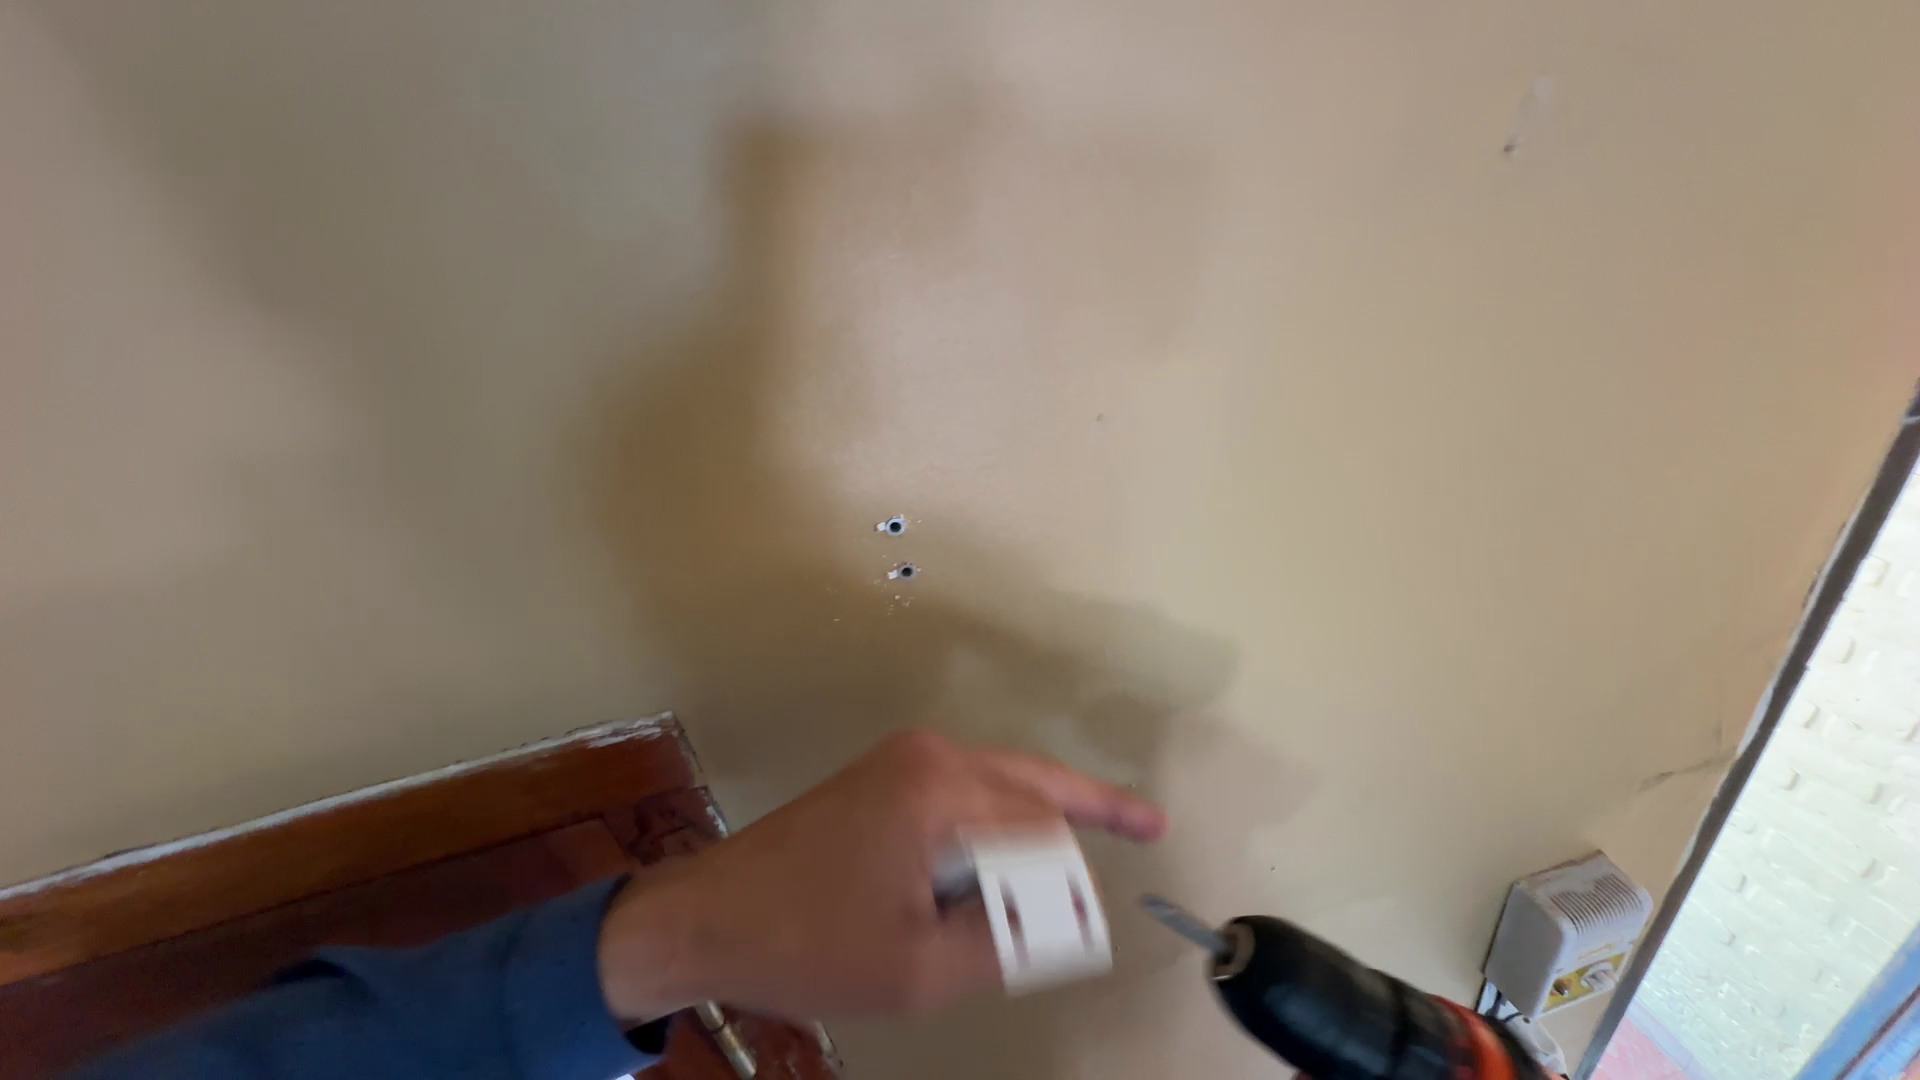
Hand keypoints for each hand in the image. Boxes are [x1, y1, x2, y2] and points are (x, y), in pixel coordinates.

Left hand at [595, 730, 1165, 1022]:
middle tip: (1149, 821)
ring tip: (1104, 828)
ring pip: (1003, 777)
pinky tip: (1022, 841)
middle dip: (1088, 807)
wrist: (712, 912)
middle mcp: (932, 753)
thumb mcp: (922, 967)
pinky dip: (1003, 814)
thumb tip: (1070, 911)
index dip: (1072, 880)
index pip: (1041, 828)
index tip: (1089, 925)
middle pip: (1032, 781)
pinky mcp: (889, 769)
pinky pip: (970, 784)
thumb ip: (1009, 937)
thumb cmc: (812, 944)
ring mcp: (906, 755)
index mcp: (941, 789)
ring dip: (1044, 813)